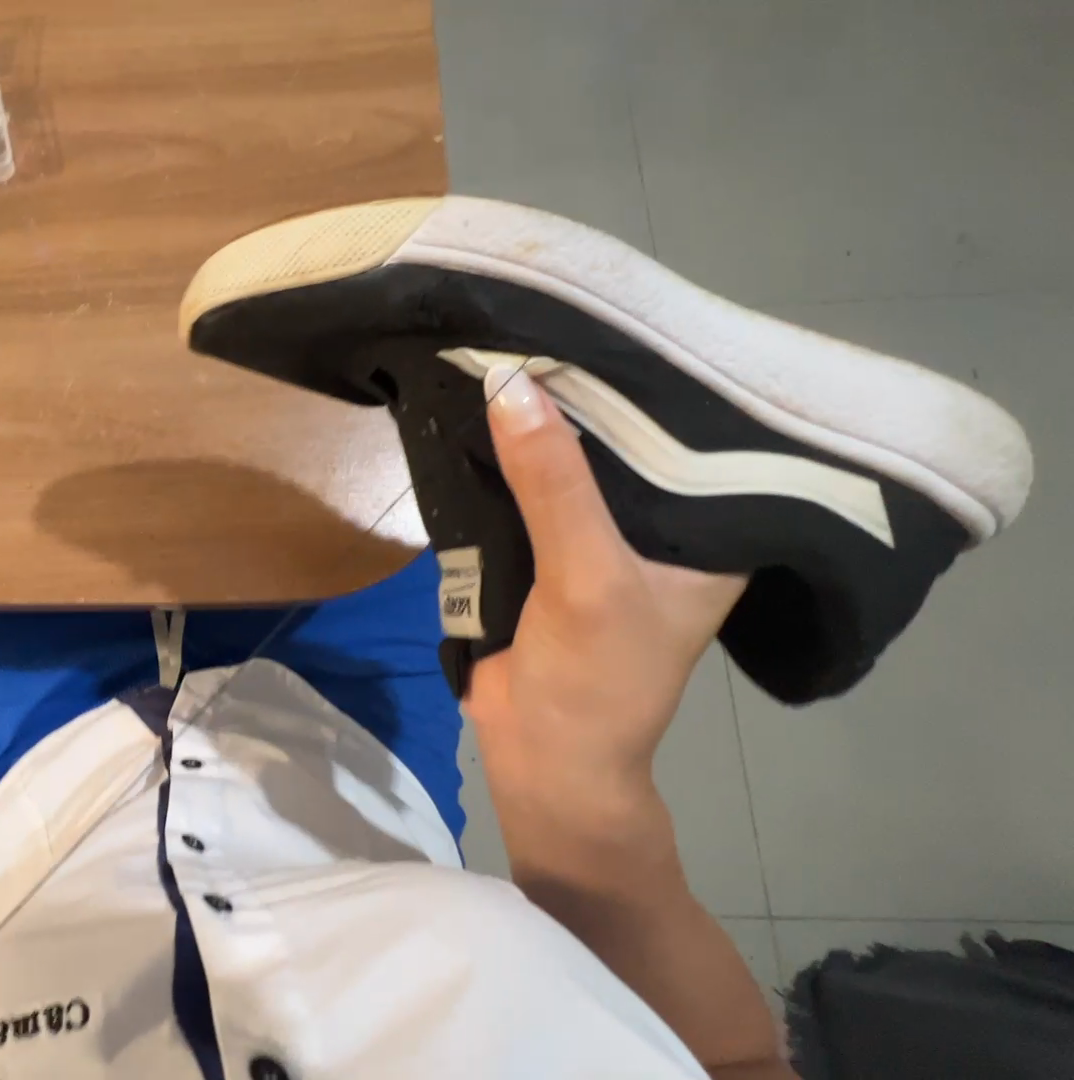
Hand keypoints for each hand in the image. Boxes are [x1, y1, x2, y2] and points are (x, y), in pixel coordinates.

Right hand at [463, 362, 747, 853]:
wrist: (539, 756)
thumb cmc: (596, 678)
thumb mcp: (585, 575)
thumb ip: (552, 485)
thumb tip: (508, 386)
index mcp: (714, 530)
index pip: (694, 435)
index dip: (656, 382)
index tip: (613, 320)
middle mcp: (665, 527)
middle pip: (623, 446)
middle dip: (582, 399)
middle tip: (543, 323)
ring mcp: (598, 541)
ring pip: (565, 468)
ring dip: (534, 430)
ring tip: (507, 352)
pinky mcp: (542, 555)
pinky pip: (523, 497)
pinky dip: (501, 467)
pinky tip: (481, 419)